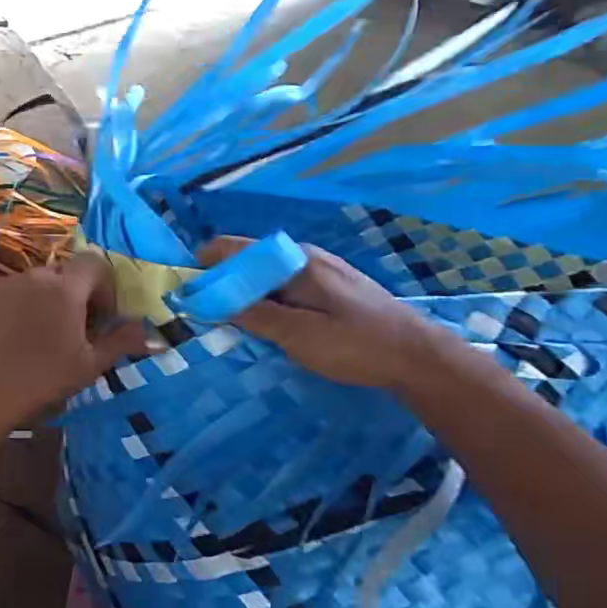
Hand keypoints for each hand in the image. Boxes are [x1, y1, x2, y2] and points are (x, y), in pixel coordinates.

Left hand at [0, 253, 149, 434]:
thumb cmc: (42, 378)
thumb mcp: (90, 364)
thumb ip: (123, 342)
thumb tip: (154, 335)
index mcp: (65, 287)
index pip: (95, 263)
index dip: (105, 287)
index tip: (102, 318)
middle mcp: (35, 275)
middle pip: (67, 273)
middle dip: (79, 295)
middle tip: (78, 330)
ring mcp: (7, 283)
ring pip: (40, 282)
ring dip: (52, 299)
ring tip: (48, 335)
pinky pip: (17, 290)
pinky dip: (27, 304)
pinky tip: (21, 335)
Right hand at [199, 236, 457, 390]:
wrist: (422, 359)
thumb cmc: (357, 345)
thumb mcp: (296, 334)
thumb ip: (249, 314)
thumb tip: (204, 299)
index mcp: (292, 260)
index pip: (229, 248)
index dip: (201, 267)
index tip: (184, 295)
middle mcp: (302, 256)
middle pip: (244, 261)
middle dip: (220, 285)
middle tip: (207, 318)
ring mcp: (318, 269)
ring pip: (262, 276)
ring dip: (242, 296)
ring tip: (235, 326)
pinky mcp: (329, 286)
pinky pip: (281, 286)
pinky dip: (264, 301)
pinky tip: (269, 326)